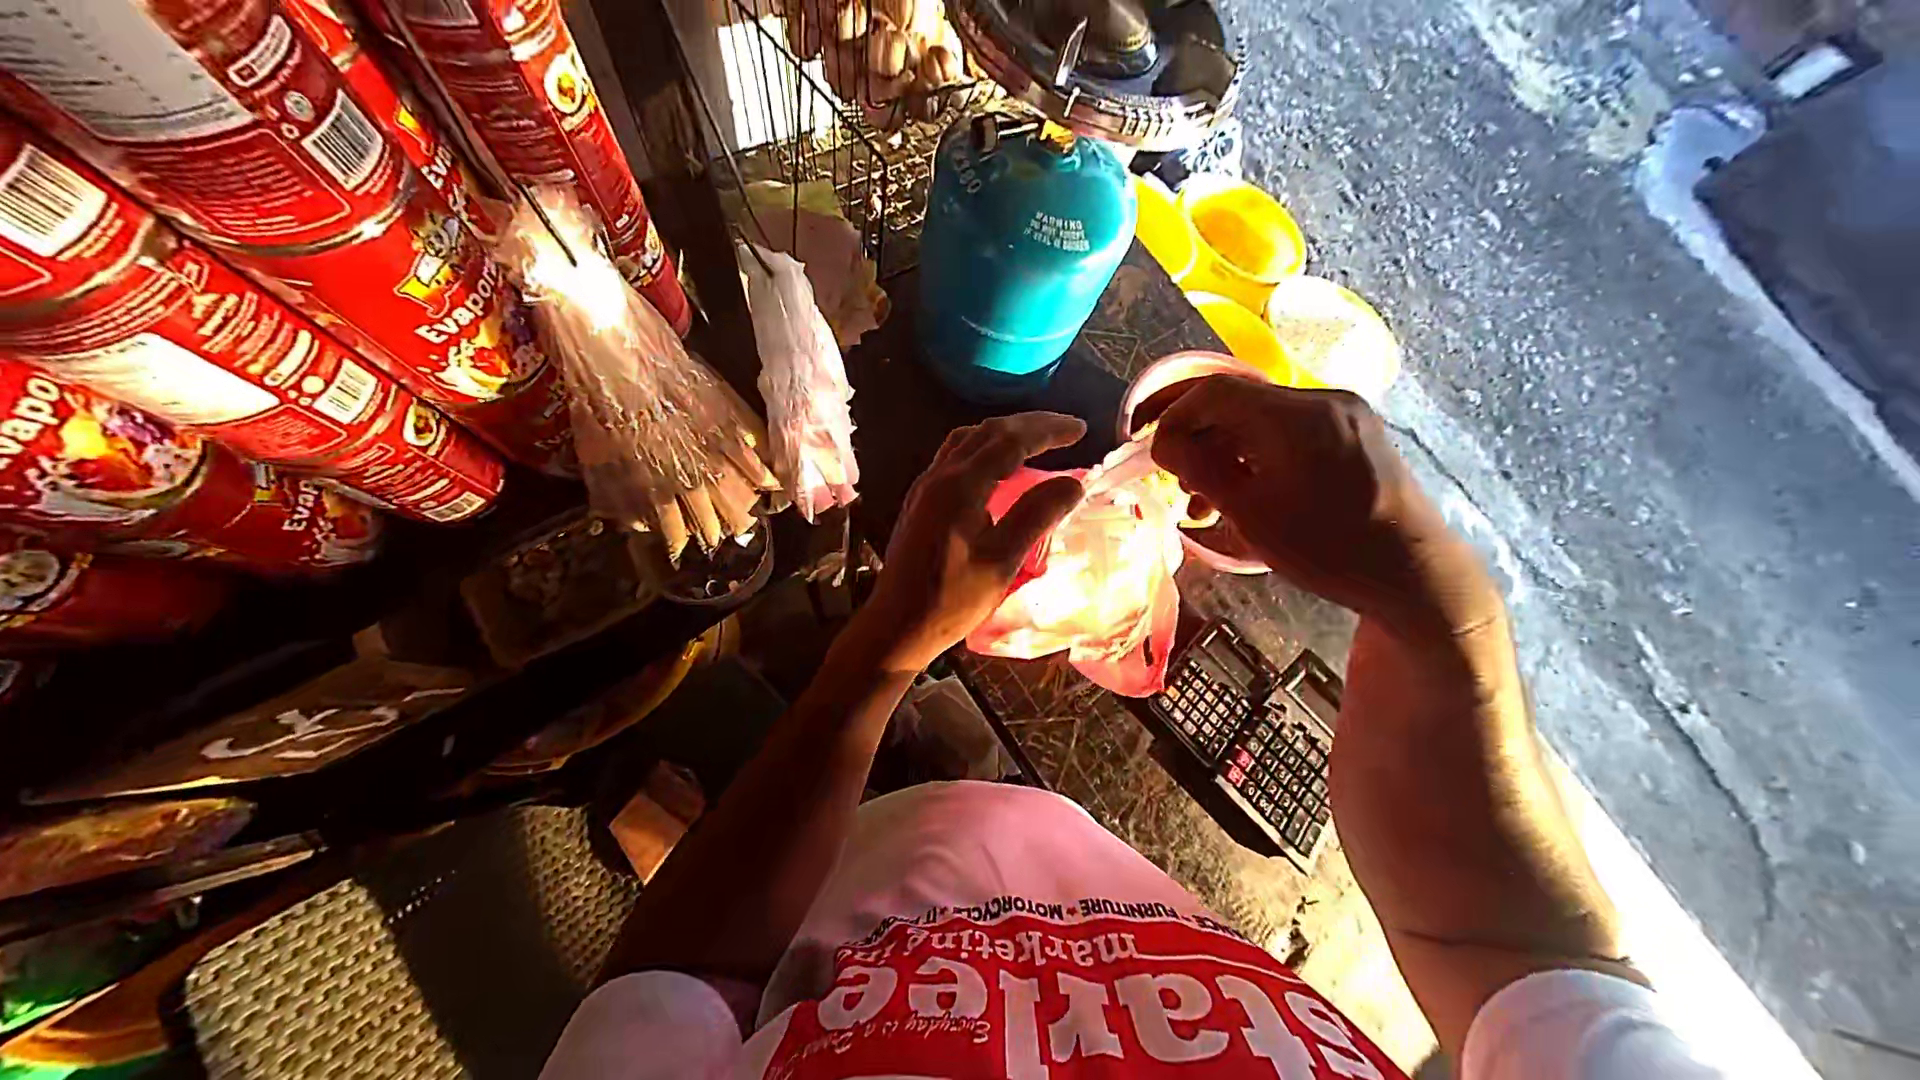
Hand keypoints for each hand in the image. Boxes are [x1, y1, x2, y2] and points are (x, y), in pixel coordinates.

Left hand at [860, 412, 1086, 671]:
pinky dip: (984, 448)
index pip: (1010, 441)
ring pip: (967, 440)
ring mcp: (925, 487)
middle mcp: (939, 476)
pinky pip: (955, 456)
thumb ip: (1036, 516)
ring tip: (1036, 441)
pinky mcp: (920, 500)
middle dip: (1030, 424)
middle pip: (988, 432)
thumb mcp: (1002, 561)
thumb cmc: (952, 600)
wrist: (897, 624)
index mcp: (960, 487)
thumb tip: (1072, 483)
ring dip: (1004, 432)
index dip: (1048, 430)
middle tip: (1065, 429)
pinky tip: (998, 467)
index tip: (1080, 429)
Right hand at [1150, 378, 1497, 637]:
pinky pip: (1285, 430)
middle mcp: (1321, 400)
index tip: (1154, 455)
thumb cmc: (1327, 549)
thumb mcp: (1251, 513)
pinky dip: (1252, 454)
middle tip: (1170, 472)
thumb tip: (1164, 444)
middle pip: (1236, 399)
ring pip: (1258, 417)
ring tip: (1201, 499)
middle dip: (1194, 434)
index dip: (1172, 417)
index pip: (1213, 391)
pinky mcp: (1351, 432)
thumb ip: (1200, 469)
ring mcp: (1341, 413)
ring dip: (1221, 450)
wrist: (1413, 575)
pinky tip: (1240, 491)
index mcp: (1296, 416)